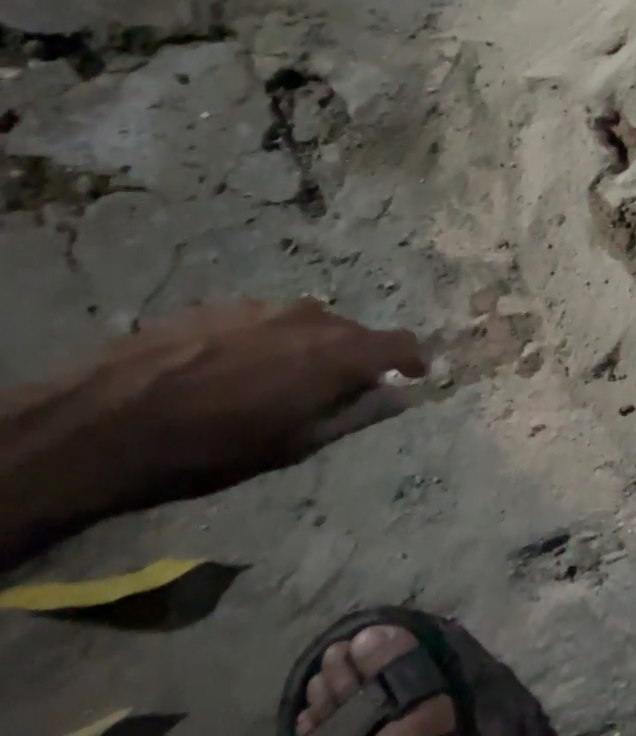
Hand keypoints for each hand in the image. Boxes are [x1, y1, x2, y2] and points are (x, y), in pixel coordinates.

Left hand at [8, 300, 425, 537]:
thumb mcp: (293, 445)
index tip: (415, 374)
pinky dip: (267, 341)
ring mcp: (261, 308)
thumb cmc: (209, 449)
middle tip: (340, 390)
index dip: (413, 358)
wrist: (98, 425)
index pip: (399, 343)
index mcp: (337, 353)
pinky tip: (235, 370)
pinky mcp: (216, 306)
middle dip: (357, 357)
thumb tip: (403, 397)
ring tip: (282, 380)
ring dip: (310, 347)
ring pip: (307, 323)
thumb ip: (356, 415)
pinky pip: (263, 321)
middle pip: (354, 332)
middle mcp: (309, 318)